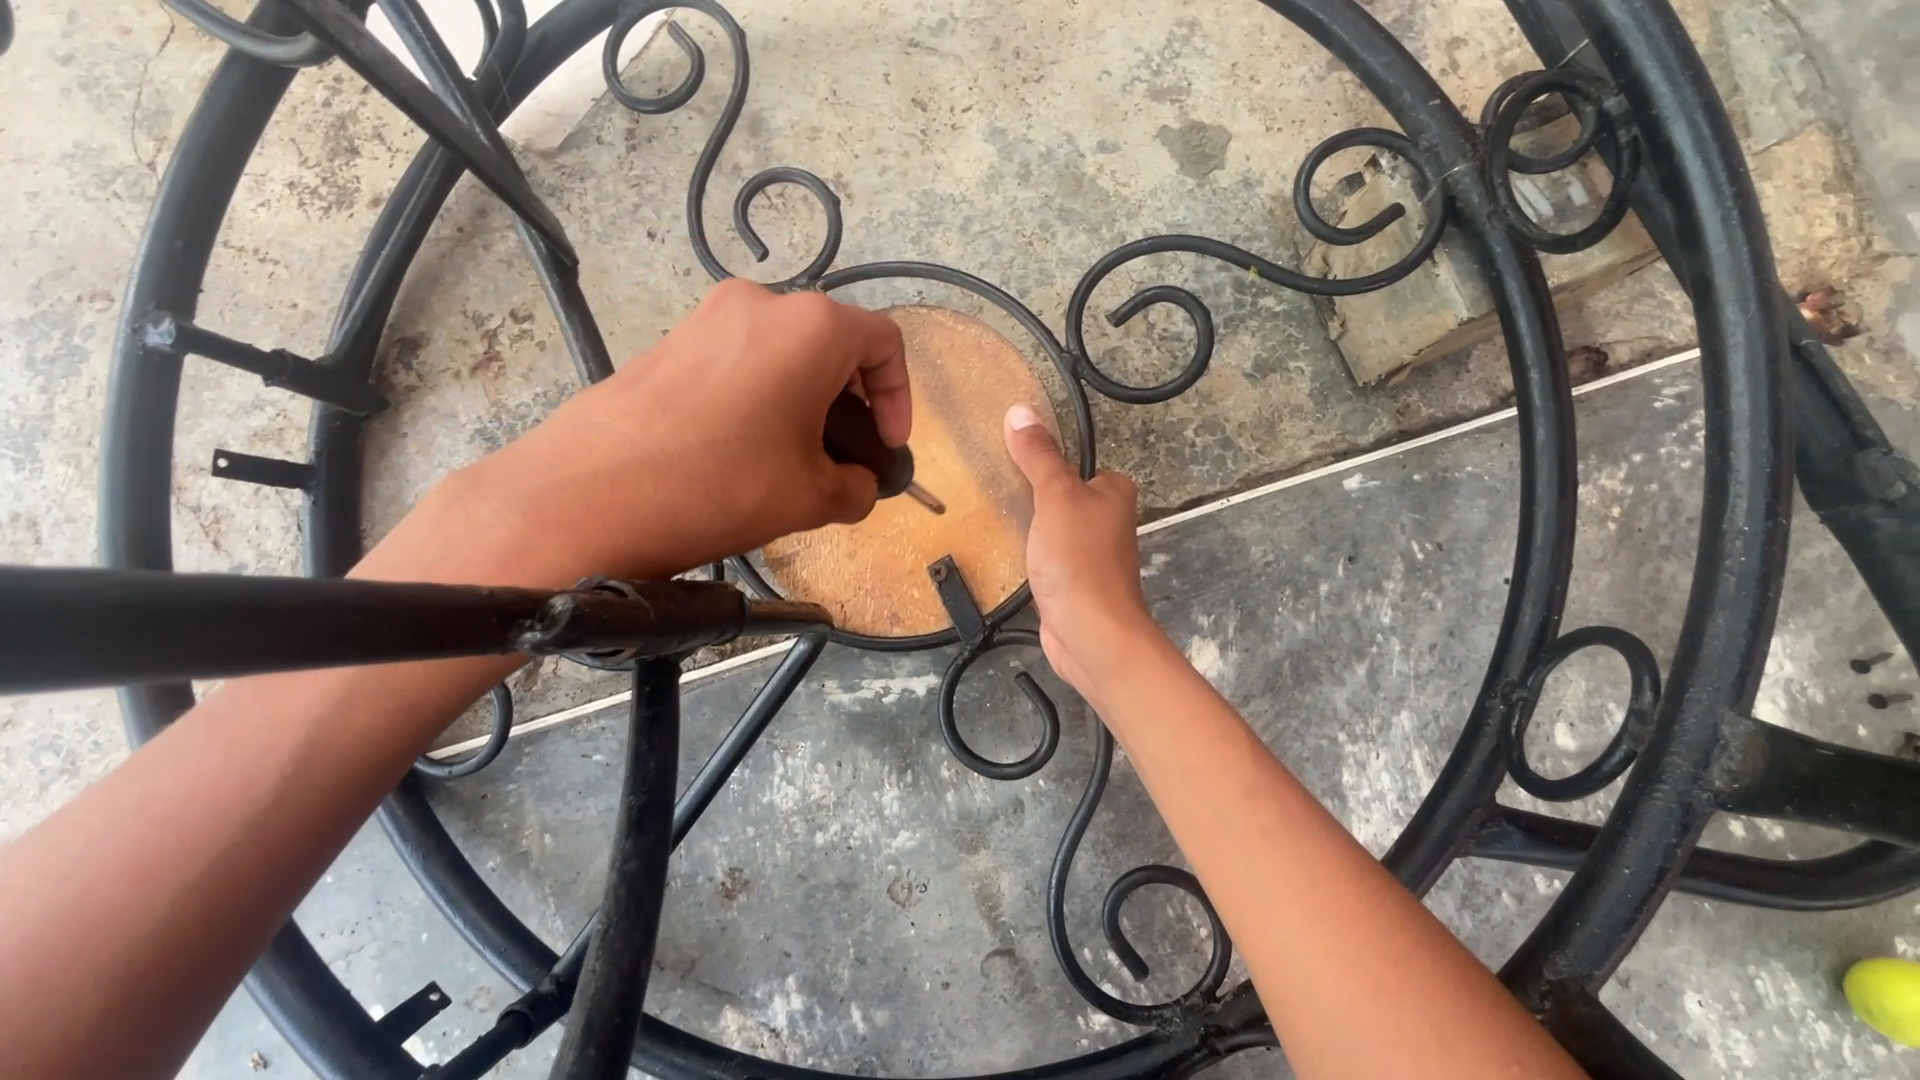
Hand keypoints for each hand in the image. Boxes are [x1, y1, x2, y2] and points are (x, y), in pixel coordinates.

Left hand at [359, 280, 909, 586]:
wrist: (585, 496)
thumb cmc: (721, 486)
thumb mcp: (811, 498)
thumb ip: (858, 487)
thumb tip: (859, 485)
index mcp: (811, 327)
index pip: (885, 344)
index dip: (900, 400)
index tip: (887, 448)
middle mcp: (761, 304)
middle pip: (833, 345)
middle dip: (851, 404)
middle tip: (844, 461)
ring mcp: (707, 318)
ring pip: (783, 354)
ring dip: (804, 404)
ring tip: (793, 465)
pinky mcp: (668, 343)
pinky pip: (738, 363)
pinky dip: (760, 400)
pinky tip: (743, 455)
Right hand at [1002, 403, 1159, 692]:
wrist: (1090, 632)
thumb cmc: (1078, 558)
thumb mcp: (1055, 496)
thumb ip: (1039, 456)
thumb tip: (1020, 410)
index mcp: (1115, 493)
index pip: (1080, 465)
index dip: (1051, 466)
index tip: (1016, 466)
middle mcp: (1111, 522)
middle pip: (1066, 498)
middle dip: (1038, 500)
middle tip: (1001, 493)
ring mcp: (1096, 557)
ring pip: (1058, 531)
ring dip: (1035, 532)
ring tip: (1002, 525)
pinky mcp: (1079, 586)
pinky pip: (1051, 561)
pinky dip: (1035, 560)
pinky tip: (1015, 561)